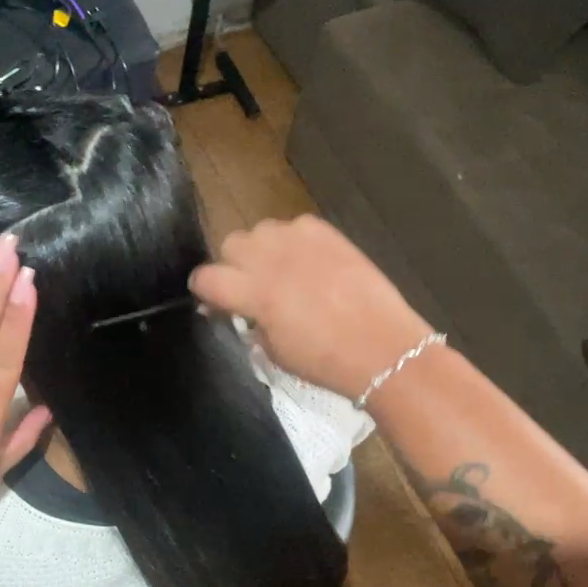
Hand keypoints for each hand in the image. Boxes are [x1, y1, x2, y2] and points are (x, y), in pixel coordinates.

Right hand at [190, 215, 434, 397]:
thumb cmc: (324, 361)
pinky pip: (295, 225)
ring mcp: (301, 241)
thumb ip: (248, 325)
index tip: (214, 302)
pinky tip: (306, 262)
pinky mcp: (328, 233)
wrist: (383, 349)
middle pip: (230, 244)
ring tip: (279, 270)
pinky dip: (293, 241)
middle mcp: (272, 260)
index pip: (205, 277)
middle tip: (250, 287)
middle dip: (233, 265)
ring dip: (262, 249)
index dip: (204, 290)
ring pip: (261, 230)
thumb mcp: (273, 352)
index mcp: (255, 294)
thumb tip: (236, 312)